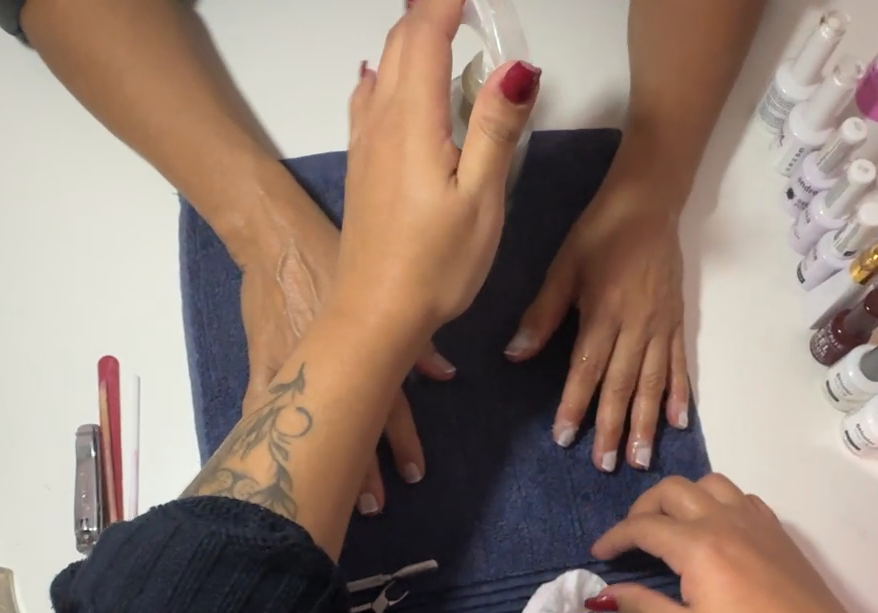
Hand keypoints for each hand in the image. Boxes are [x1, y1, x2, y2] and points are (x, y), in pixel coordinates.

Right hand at [239, 183, 453, 515]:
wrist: (277, 236)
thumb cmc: (334, 259)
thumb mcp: (382, 290)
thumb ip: (414, 340)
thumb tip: (446, 374)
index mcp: (367, 349)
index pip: (391, 407)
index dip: (403, 444)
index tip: (415, 475)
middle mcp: (334, 364)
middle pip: (352, 427)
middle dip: (363, 471)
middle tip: (373, 507)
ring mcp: (294, 365)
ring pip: (310, 425)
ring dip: (320, 463)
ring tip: (328, 497)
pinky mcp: (261, 361)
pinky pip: (261, 404)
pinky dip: (263, 431)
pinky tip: (265, 463)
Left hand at [334, 0, 539, 336]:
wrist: (374, 316)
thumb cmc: (434, 267)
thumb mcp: (480, 201)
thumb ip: (495, 129)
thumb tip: (516, 65)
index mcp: (413, 120)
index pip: (425, 31)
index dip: (449, 1)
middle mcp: (381, 120)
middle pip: (399, 42)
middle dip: (433, 15)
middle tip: (470, 15)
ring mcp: (364, 145)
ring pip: (382, 69)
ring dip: (411, 44)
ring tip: (445, 46)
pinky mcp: (360, 170)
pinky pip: (368, 101)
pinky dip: (389, 77)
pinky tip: (392, 88)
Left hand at [506, 181, 691, 472]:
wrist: (650, 202)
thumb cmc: (599, 233)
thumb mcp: (563, 267)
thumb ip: (542, 314)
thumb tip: (515, 355)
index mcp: (604, 313)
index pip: (587, 369)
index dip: (574, 405)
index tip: (564, 438)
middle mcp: (636, 326)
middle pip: (622, 385)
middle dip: (613, 427)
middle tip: (606, 465)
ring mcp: (661, 327)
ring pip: (653, 383)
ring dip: (646, 423)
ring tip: (641, 458)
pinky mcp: (678, 323)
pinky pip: (680, 365)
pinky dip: (680, 394)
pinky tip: (679, 423)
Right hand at [590, 475, 877, 612]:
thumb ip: (643, 608)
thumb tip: (607, 593)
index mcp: (698, 545)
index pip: (643, 527)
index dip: (615, 538)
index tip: (598, 555)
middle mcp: (725, 520)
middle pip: (672, 491)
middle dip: (642, 509)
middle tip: (630, 540)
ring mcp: (757, 522)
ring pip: (709, 484)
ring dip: (681, 498)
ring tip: (671, 528)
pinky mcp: (779, 533)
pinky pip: (740, 497)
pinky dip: (716, 502)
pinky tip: (715, 532)